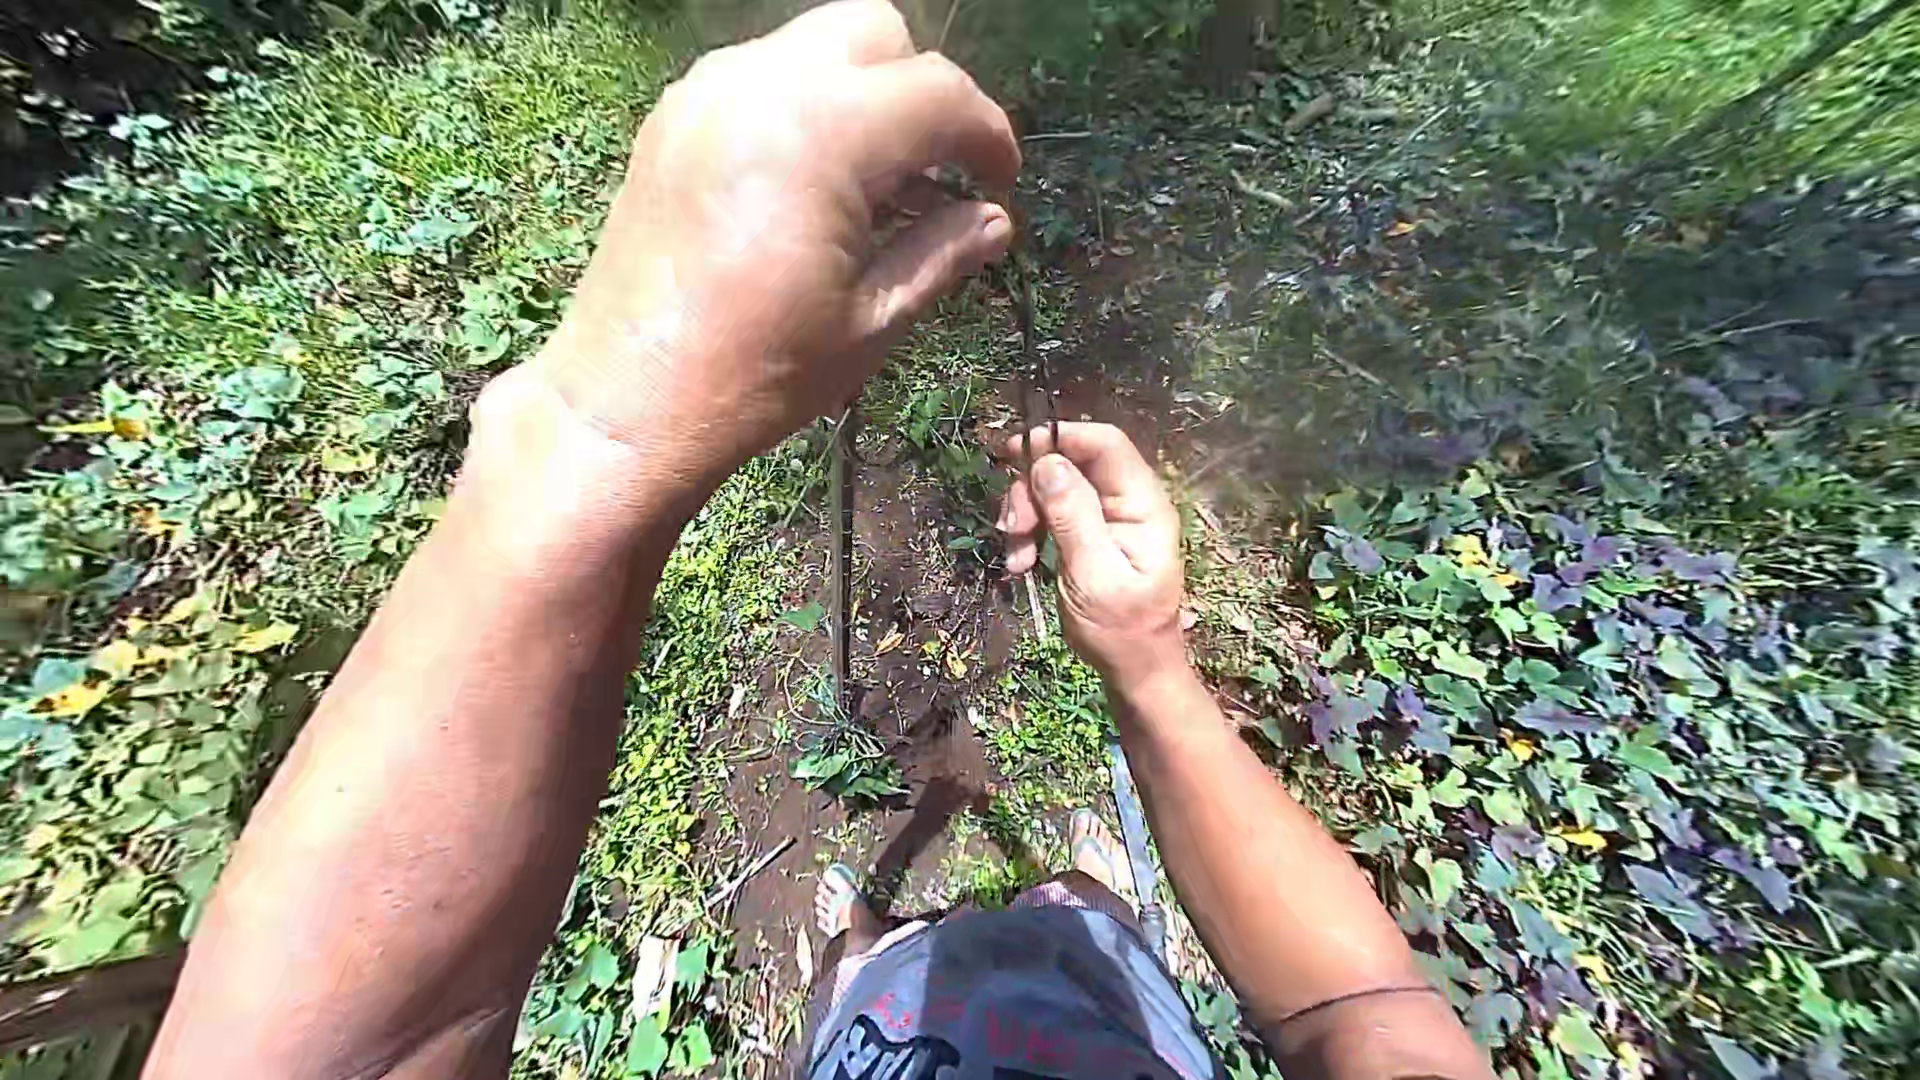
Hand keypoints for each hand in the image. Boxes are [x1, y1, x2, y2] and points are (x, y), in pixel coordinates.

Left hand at [522, 0, 1019, 504]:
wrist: (635, 400)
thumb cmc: (765, 375)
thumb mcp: (872, 324)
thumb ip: (941, 257)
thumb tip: (996, 224)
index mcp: (819, 137)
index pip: (936, 93)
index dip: (988, 135)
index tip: (1003, 185)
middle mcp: (759, 84)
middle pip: (879, 37)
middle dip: (929, 100)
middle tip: (943, 180)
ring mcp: (706, 93)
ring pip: (818, 49)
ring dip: (871, 103)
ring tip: (884, 192)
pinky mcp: (676, 120)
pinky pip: (767, 80)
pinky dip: (815, 113)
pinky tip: (821, 189)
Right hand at [999, 423, 1185, 683]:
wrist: (1132, 667)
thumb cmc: (1121, 629)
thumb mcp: (1093, 575)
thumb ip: (1072, 516)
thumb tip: (1047, 462)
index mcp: (1142, 504)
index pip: (1105, 444)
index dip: (1060, 438)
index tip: (1016, 453)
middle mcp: (1125, 501)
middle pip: (1070, 464)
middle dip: (1032, 490)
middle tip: (1010, 526)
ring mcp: (1104, 516)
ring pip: (1052, 488)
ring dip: (1024, 516)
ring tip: (1015, 556)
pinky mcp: (1085, 532)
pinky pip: (1048, 514)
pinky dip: (1027, 534)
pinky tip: (1019, 563)